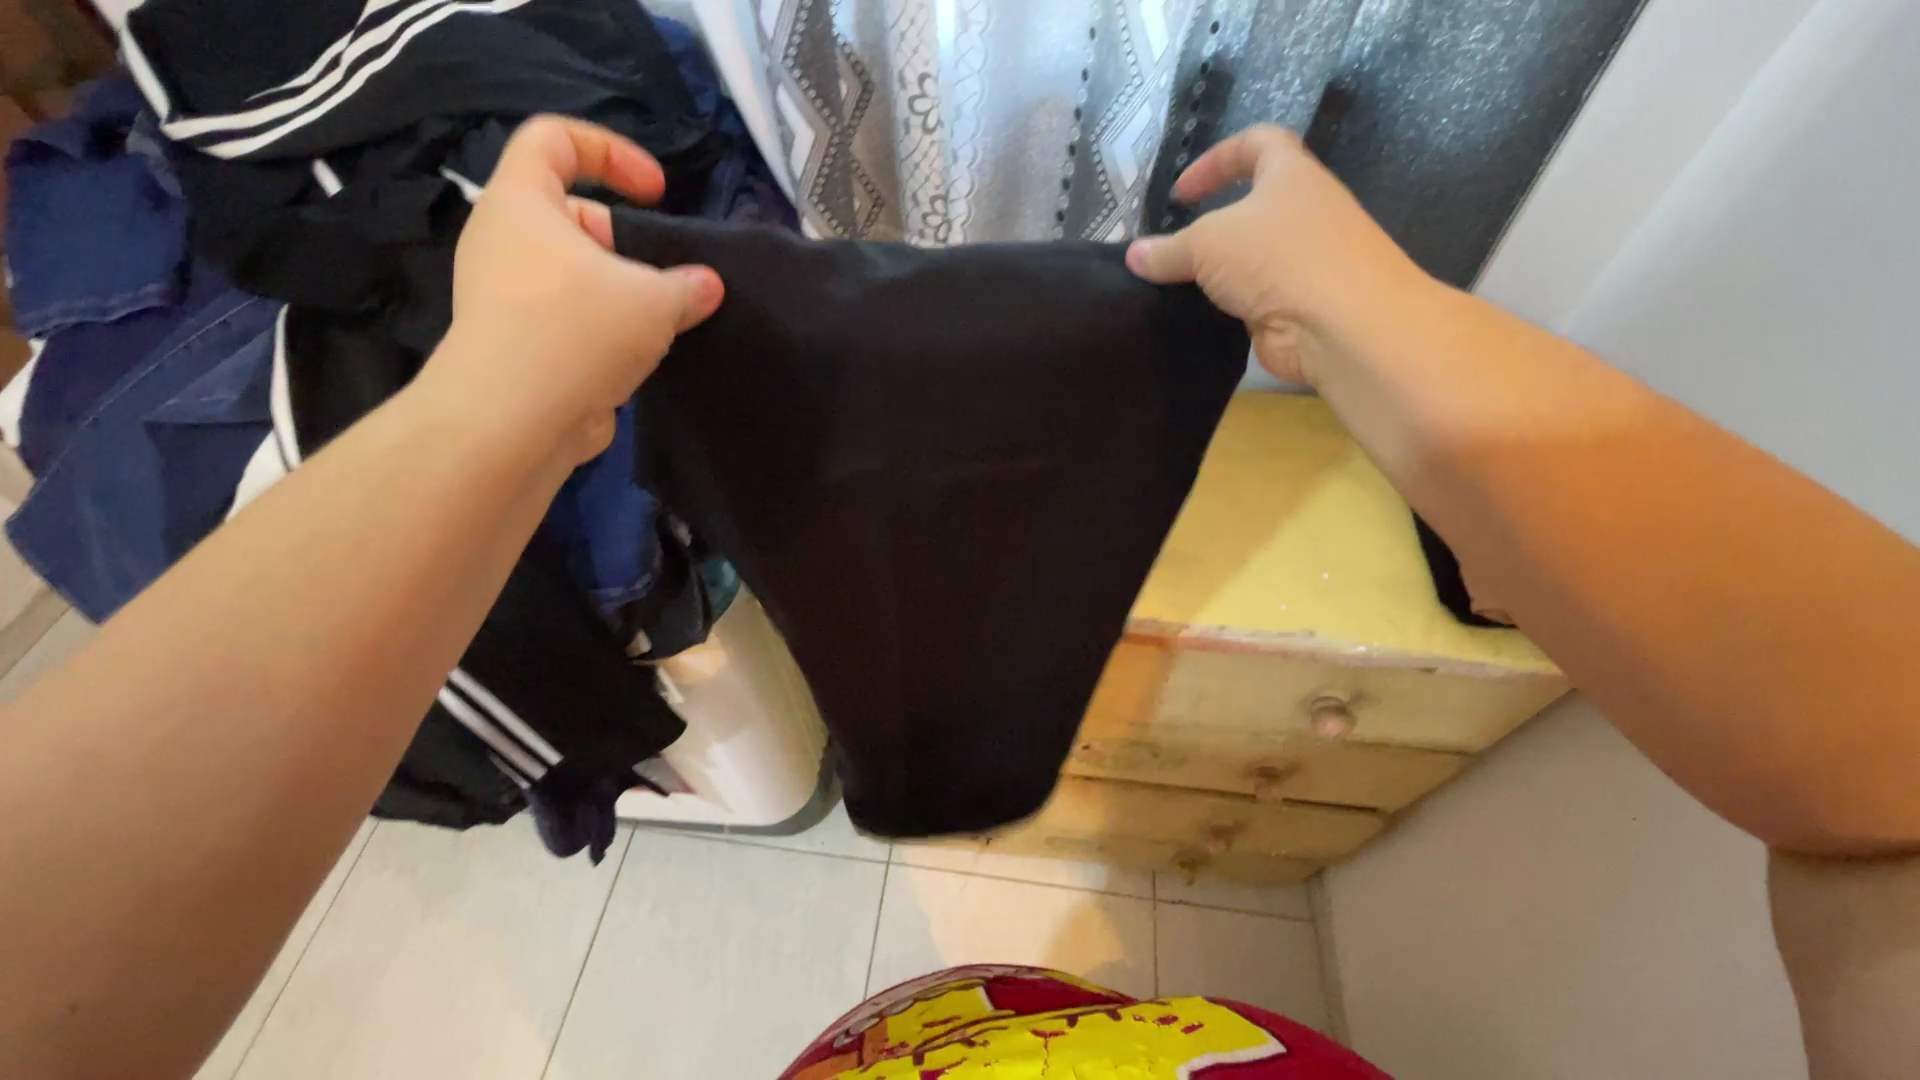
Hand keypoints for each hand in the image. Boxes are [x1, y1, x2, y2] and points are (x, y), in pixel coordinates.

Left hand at [429, 115, 724, 463]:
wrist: (514, 419)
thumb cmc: (577, 330)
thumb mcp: (653, 301)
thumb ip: (687, 286)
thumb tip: (707, 286)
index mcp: (523, 203)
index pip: (553, 139)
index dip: (611, 151)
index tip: (658, 192)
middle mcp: (506, 242)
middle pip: (573, 215)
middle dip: (629, 241)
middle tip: (668, 274)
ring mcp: (507, 296)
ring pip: (577, 275)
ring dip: (625, 293)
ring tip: (664, 323)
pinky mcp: (520, 344)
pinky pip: (572, 320)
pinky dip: (607, 332)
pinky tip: (641, 359)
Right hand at [1126, 125, 1429, 384]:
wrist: (1341, 324)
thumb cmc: (1278, 258)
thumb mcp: (1207, 244)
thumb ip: (1168, 250)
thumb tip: (1134, 256)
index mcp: (1291, 176)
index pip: (1257, 144)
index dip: (1216, 160)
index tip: (1181, 192)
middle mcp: (1305, 213)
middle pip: (1255, 205)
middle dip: (1214, 224)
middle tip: (1174, 248)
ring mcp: (1306, 261)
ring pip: (1253, 257)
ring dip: (1219, 271)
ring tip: (1178, 287)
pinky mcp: (1300, 305)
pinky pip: (1256, 298)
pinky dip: (1229, 306)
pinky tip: (1200, 318)